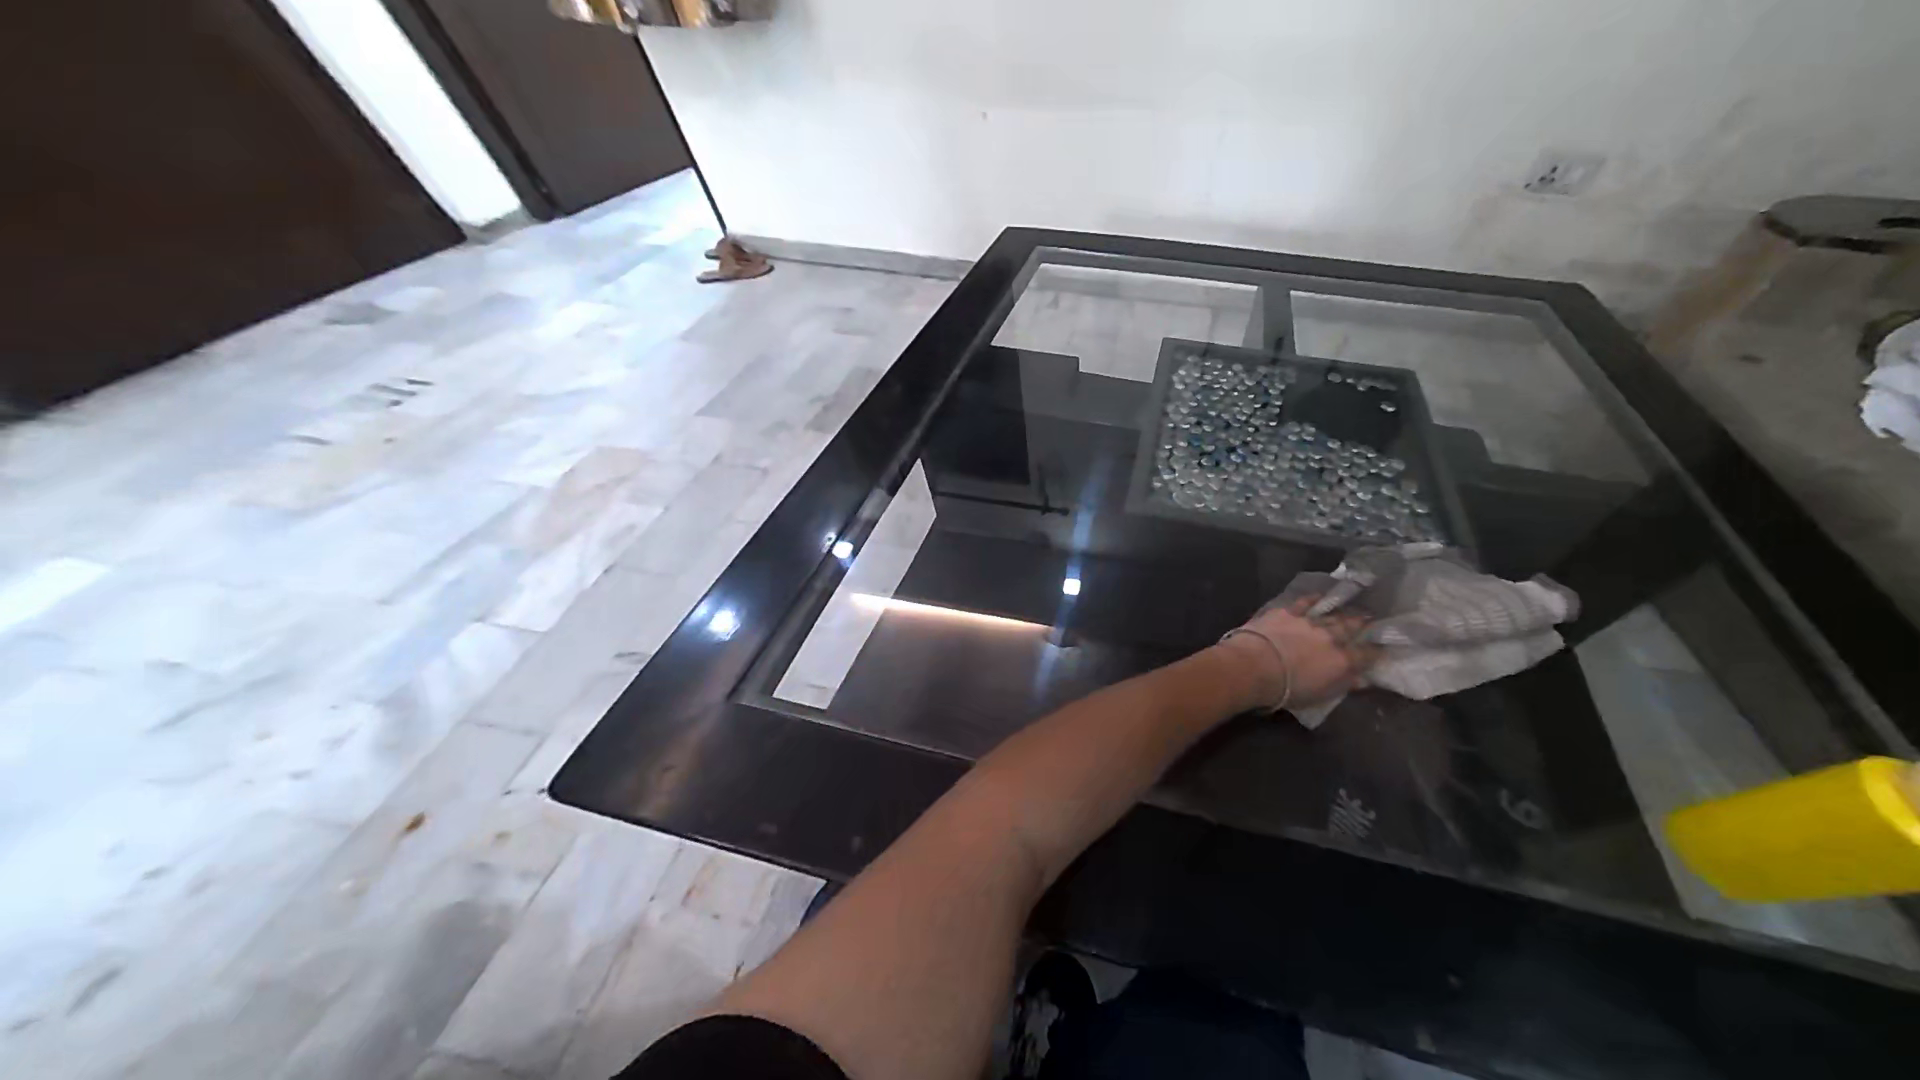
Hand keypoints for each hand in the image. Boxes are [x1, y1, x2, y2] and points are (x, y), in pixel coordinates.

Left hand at [1218, 597, 1374, 709]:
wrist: (1255, 666)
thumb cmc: (1287, 690)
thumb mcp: (1321, 695)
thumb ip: (1344, 684)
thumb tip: (1363, 679)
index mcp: (1342, 660)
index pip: (1367, 654)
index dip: (1376, 649)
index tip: (1382, 646)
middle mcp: (1331, 637)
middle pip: (1351, 627)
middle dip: (1363, 622)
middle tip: (1370, 617)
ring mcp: (1309, 621)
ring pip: (1331, 613)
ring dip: (1343, 610)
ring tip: (1352, 607)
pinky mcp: (1287, 612)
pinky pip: (1305, 603)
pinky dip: (1313, 599)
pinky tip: (1319, 596)